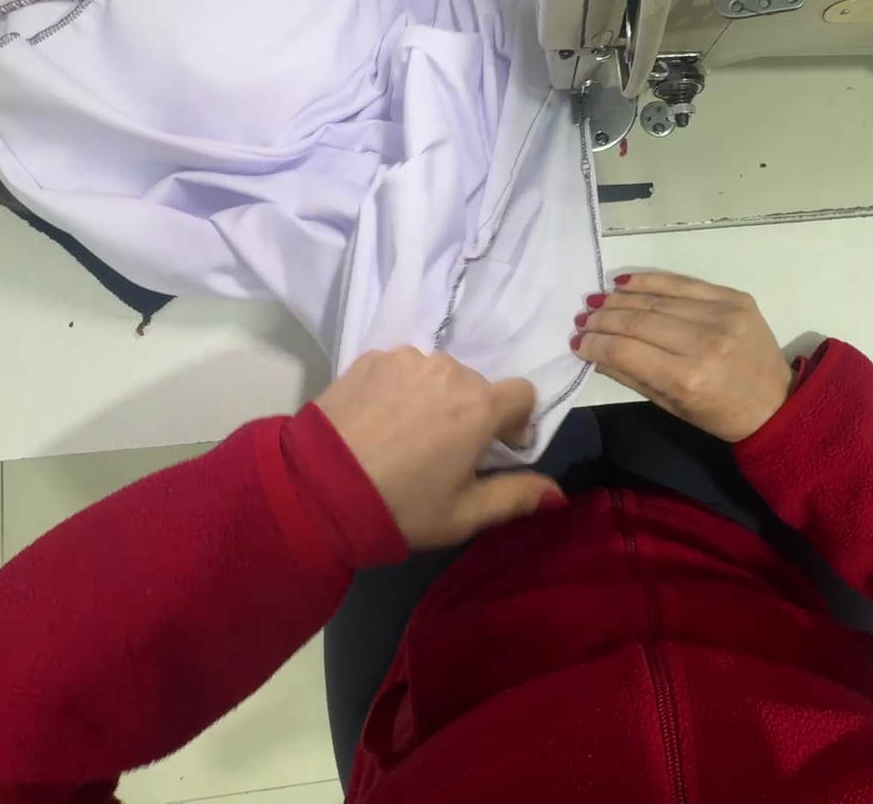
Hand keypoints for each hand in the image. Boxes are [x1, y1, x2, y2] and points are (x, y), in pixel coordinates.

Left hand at [316, 348, 560, 549]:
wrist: (314, 490)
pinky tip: (377, 421)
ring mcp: (408, 359)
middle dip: (470, 413)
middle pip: (478, 386)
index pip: (523, 394)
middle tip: (440, 450)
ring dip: (434, 398)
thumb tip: (559, 492)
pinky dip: (400, 389)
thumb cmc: (400, 506)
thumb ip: (518, 496)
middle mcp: (450, 370)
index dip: (515, 422)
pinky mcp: (372, 358)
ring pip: (438, 375)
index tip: (494, 448)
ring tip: (404, 434)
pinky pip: (402, 369)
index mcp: (481, 405)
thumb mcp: (464, 514)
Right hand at [571, 272, 794, 442]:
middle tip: (581, 318)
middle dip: (603, 319)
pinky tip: (624, 282)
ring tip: (597, 300)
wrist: (775, 402)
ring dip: (620, 298)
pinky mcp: (735, 298)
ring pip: (657, 299)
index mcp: (687, 379)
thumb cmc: (718, 414)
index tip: (576, 339)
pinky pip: (684, 283)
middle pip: (639, 320)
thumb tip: (591, 351)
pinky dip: (651, 280)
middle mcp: (705, 343)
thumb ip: (629, 375)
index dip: (595, 343)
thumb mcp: (670, 406)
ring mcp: (723, 316)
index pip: (626, 351)